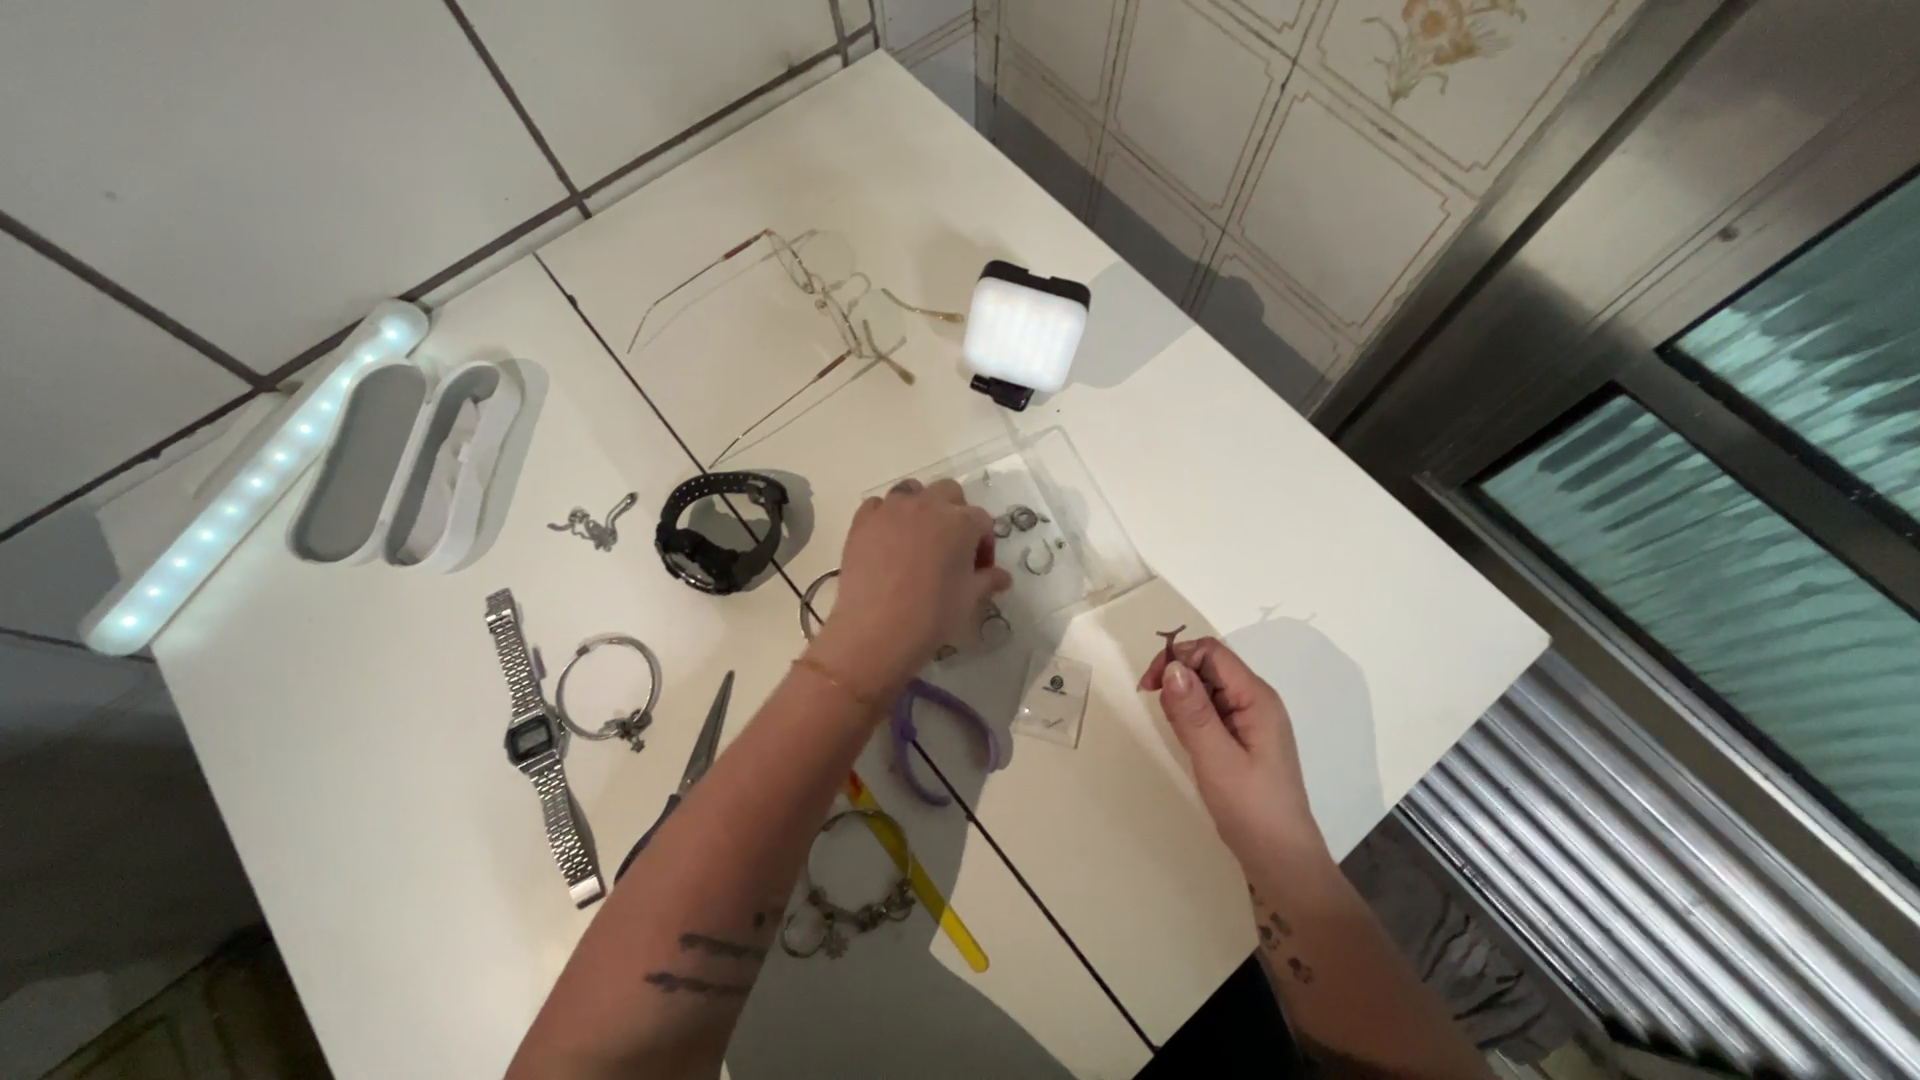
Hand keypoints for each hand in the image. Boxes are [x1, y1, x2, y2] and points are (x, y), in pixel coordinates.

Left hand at [811, 478, 1011, 698]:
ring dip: (920, 507)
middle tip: (951, 547)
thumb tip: (1003, 577)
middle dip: (955, 513)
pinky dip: (886, 517)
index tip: (979, 569)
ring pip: (911, 491)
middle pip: (949, 492)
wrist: (877, 630)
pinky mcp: (862, 521)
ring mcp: (891, 509)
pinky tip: (886, 542)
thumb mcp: (968, 598)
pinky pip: (877, 506)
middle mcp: (928, 505)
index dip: (984, 544)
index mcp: (961, 521)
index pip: (982, 521)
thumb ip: (987, 580)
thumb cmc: (932, 614)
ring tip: (917, 539)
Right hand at [1139, 637, 1325, 867]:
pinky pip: (1212, 712)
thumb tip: (1171, 666)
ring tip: (1178, 735)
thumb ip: (1192, 712)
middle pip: (1210, 666)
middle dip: (1178, 678)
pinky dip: (1192, 718)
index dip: (1177, 659)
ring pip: (1208, 688)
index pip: (1212, 652)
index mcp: (1257, 698)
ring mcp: (1250, 721)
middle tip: (1157, 710)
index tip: (1149, 687)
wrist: (1280, 857)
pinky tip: (1189, 743)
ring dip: (1184, 699)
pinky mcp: (1242, 739)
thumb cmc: (1251, 807)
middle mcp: (1256, 701)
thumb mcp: (1216, 758)